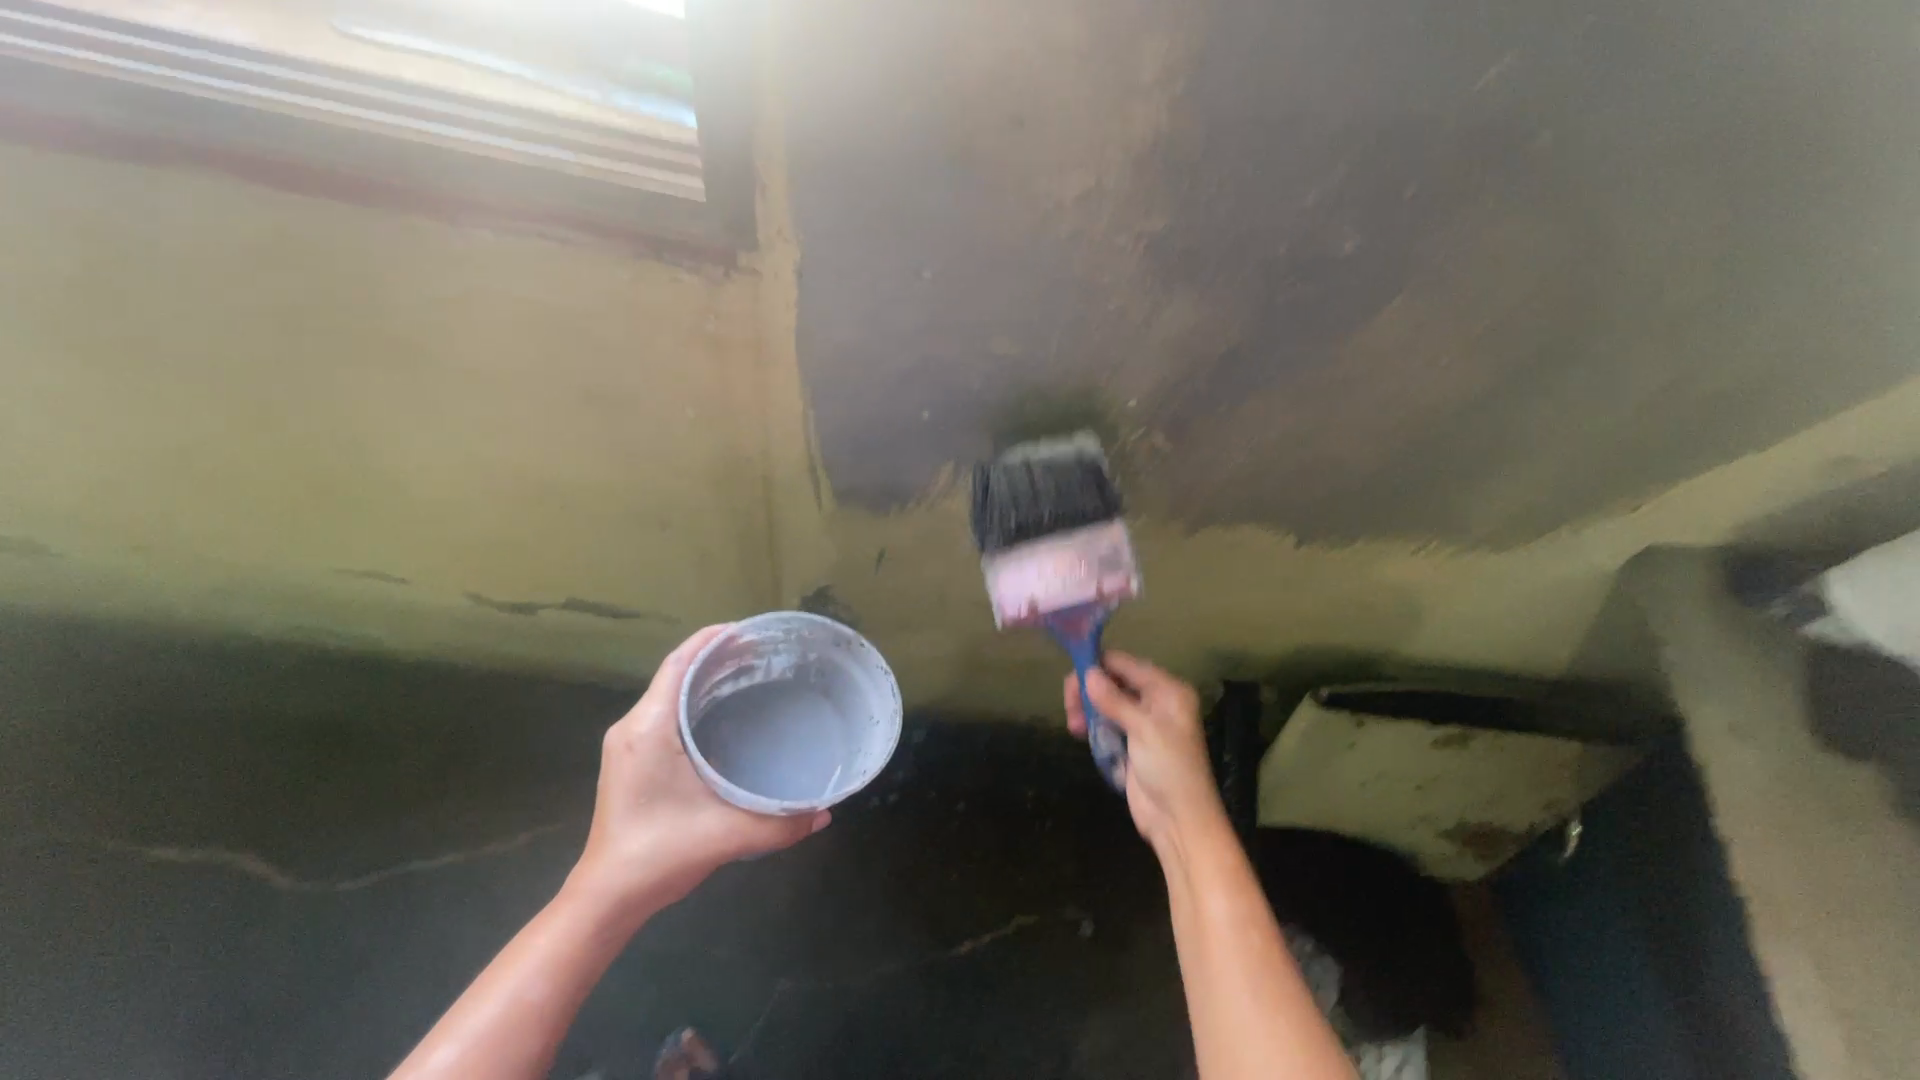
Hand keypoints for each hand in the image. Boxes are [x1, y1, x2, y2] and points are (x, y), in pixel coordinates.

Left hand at [568, 625, 828, 915]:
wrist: (608, 896)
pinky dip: (696, 705)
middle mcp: (633, 727)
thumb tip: (824, 813)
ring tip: (752, 680)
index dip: (712, 640)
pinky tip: (727, 720)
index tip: (751, 632)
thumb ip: (781, 824)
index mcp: (649, 728)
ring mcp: (628, 745)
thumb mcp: (727, 835)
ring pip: (670, 694)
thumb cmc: (659, 854)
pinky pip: (665, 715)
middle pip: (676, 673)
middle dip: (718, 659)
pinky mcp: (631, 761)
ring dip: (706, 682)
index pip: (679, 663)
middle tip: (765, 657)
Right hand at [1064, 652, 1225, 855]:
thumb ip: (1114, 700)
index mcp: (1168, 691)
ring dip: (1088, 710)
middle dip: (1090, 690)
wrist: (1179, 819)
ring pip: (1106, 703)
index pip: (1126, 664)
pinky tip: (1080, 733)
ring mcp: (1142, 724)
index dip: (1099, 665)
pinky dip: (1092, 726)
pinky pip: (1106, 724)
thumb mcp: (1143, 729)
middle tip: (1070, 708)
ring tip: (1074, 726)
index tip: (1070, 675)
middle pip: (1114, 681)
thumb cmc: (1169, 768)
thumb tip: (1087, 673)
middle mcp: (1156, 702)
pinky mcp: (1130, 744)